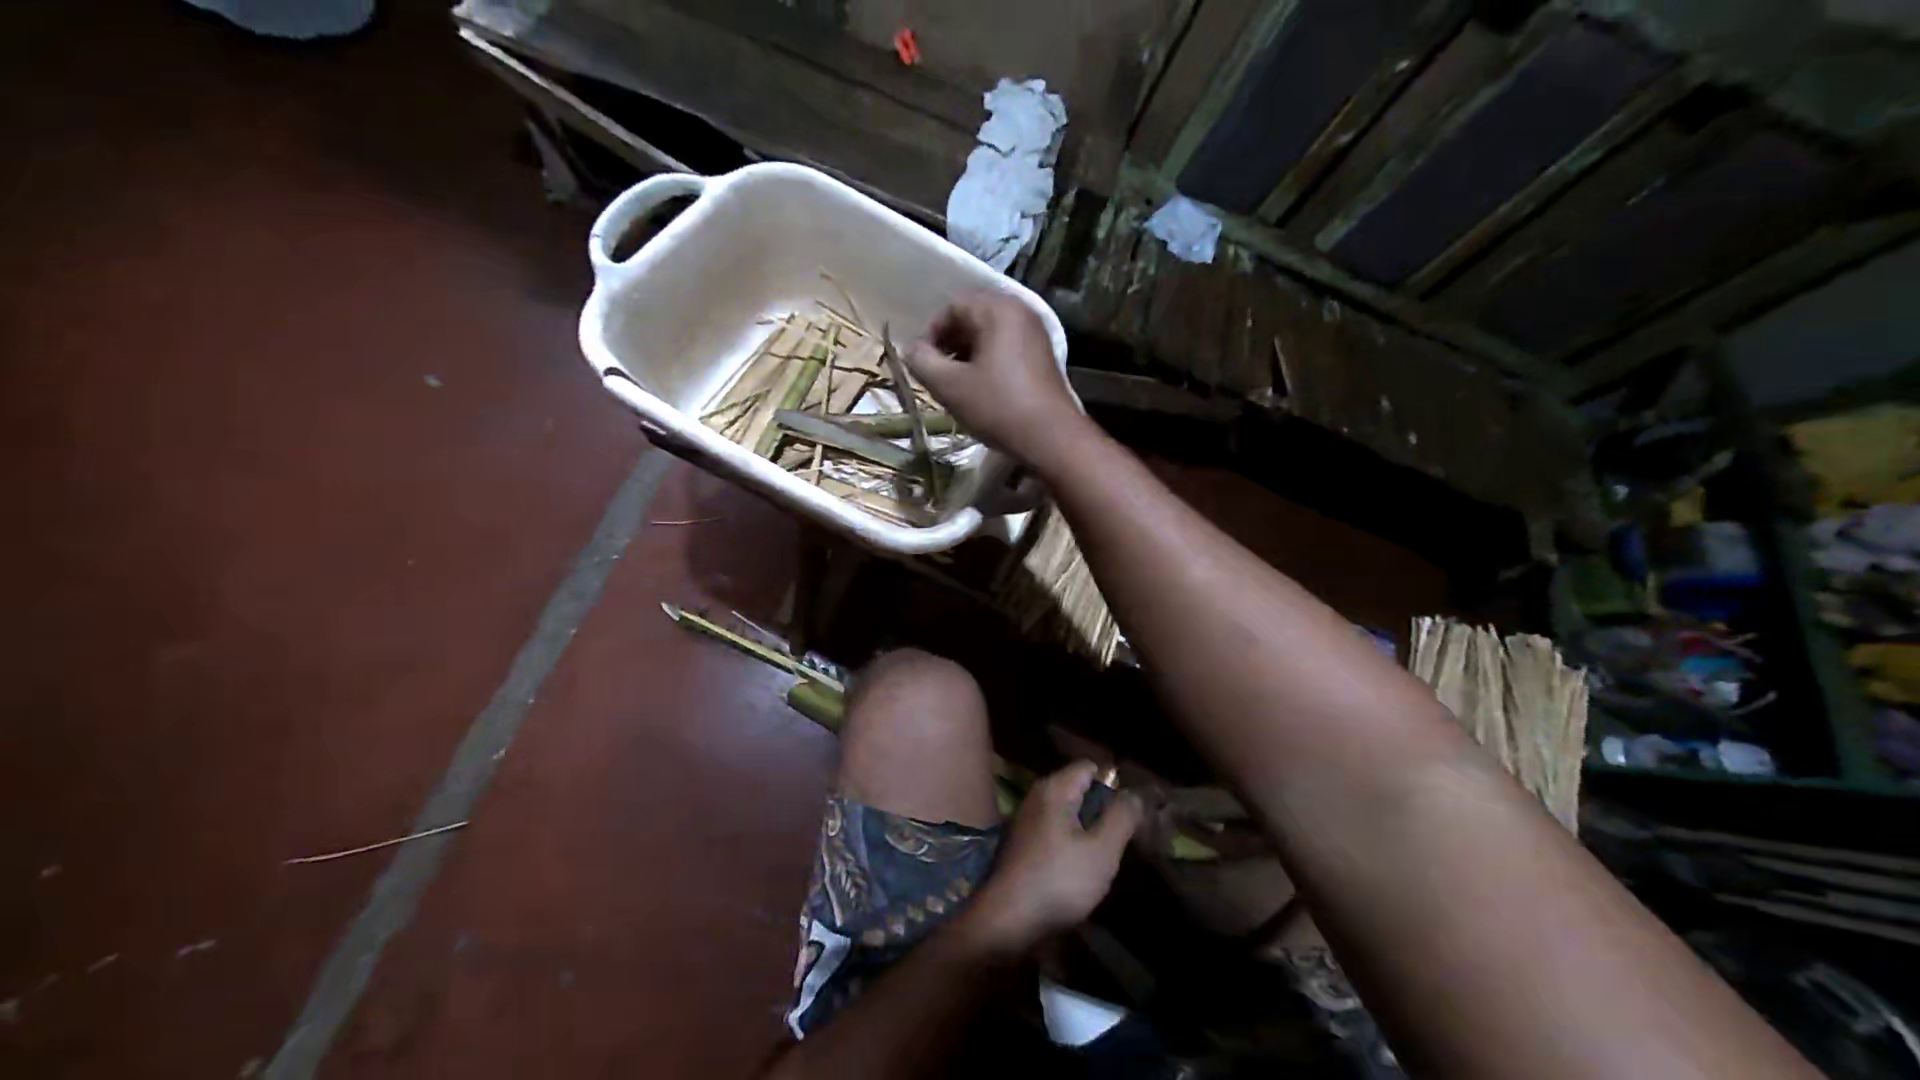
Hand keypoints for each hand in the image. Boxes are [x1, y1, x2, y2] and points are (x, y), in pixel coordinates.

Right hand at [905, 291, 1088, 467]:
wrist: (1052, 437)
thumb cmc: (998, 407)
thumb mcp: (950, 386)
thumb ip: (922, 362)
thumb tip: (911, 349)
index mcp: (998, 309)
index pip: (952, 307)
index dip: (930, 334)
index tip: (921, 363)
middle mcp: (1020, 311)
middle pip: (971, 317)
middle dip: (948, 344)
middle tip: (936, 374)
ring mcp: (1035, 333)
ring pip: (988, 334)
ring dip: (966, 355)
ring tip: (955, 384)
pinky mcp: (1042, 355)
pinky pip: (1005, 347)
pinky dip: (987, 361)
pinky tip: (979, 389)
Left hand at [958, 761, 1142, 955]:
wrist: (1008, 921)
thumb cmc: (1059, 881)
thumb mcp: (1101, 850)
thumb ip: (1122, 816)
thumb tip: (1135, 792)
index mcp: (1054, 789)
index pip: (1091, 767)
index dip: (1117, 784)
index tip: (1135, 810)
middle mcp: (1037, 796)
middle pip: (1080, 788)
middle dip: (1106, 808)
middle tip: (1129, 835)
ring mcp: (1027, 820)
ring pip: (1069, 812)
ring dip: (1091, 828)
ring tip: (1112, 853)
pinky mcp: (1024, 843)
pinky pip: (1057, 830)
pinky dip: (1074, 841)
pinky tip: (1085, 867)